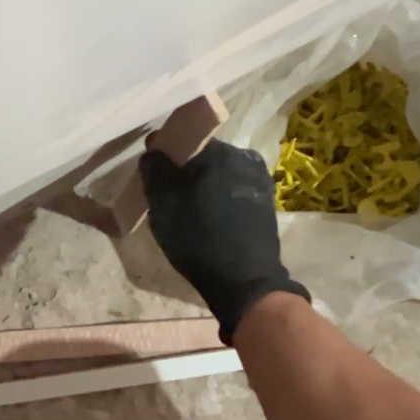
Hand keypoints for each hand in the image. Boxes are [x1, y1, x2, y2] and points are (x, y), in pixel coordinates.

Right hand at [140, 141, 309, 341]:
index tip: (152, 175)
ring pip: (219, 172)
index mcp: (215, 151)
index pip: (181, 139)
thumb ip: (154, 172)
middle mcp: (241, 155)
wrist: (244, 279)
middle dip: (184, 170)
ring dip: (203, 185)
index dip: (162, 155)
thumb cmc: (197, 239)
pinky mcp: (266, 199)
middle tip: (169, 196)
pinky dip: (219, 197)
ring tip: (191, 210)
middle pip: (202, 155)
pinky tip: (212, 219)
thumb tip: (153, 150)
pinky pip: (234, 188)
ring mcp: (259, 177)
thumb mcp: (163, 207)